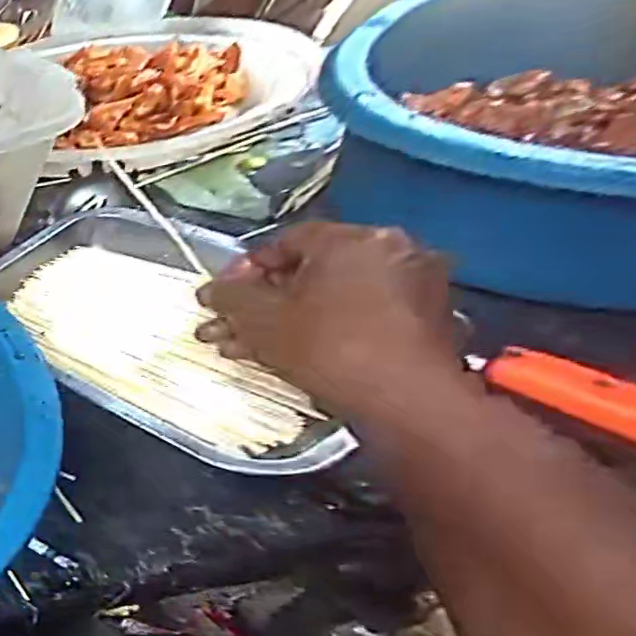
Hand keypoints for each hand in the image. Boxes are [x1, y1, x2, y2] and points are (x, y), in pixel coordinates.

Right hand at [194, 222, 466, 415]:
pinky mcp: (421, 318)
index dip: (243, 270)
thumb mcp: (258, 318)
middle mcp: (390, 252)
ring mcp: (412, 285)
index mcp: (353, 240)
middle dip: (259, 301)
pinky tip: (287, 353)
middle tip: (229, 324)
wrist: (401, 395)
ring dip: (283, 319)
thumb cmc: (327, 347)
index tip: (223, 295)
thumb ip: (229, 295)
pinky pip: (356, 313)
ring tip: (245, 346)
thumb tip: (214, 289)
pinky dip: (320, 328)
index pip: (284, 241)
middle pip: (307, 271)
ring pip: (329, 296)